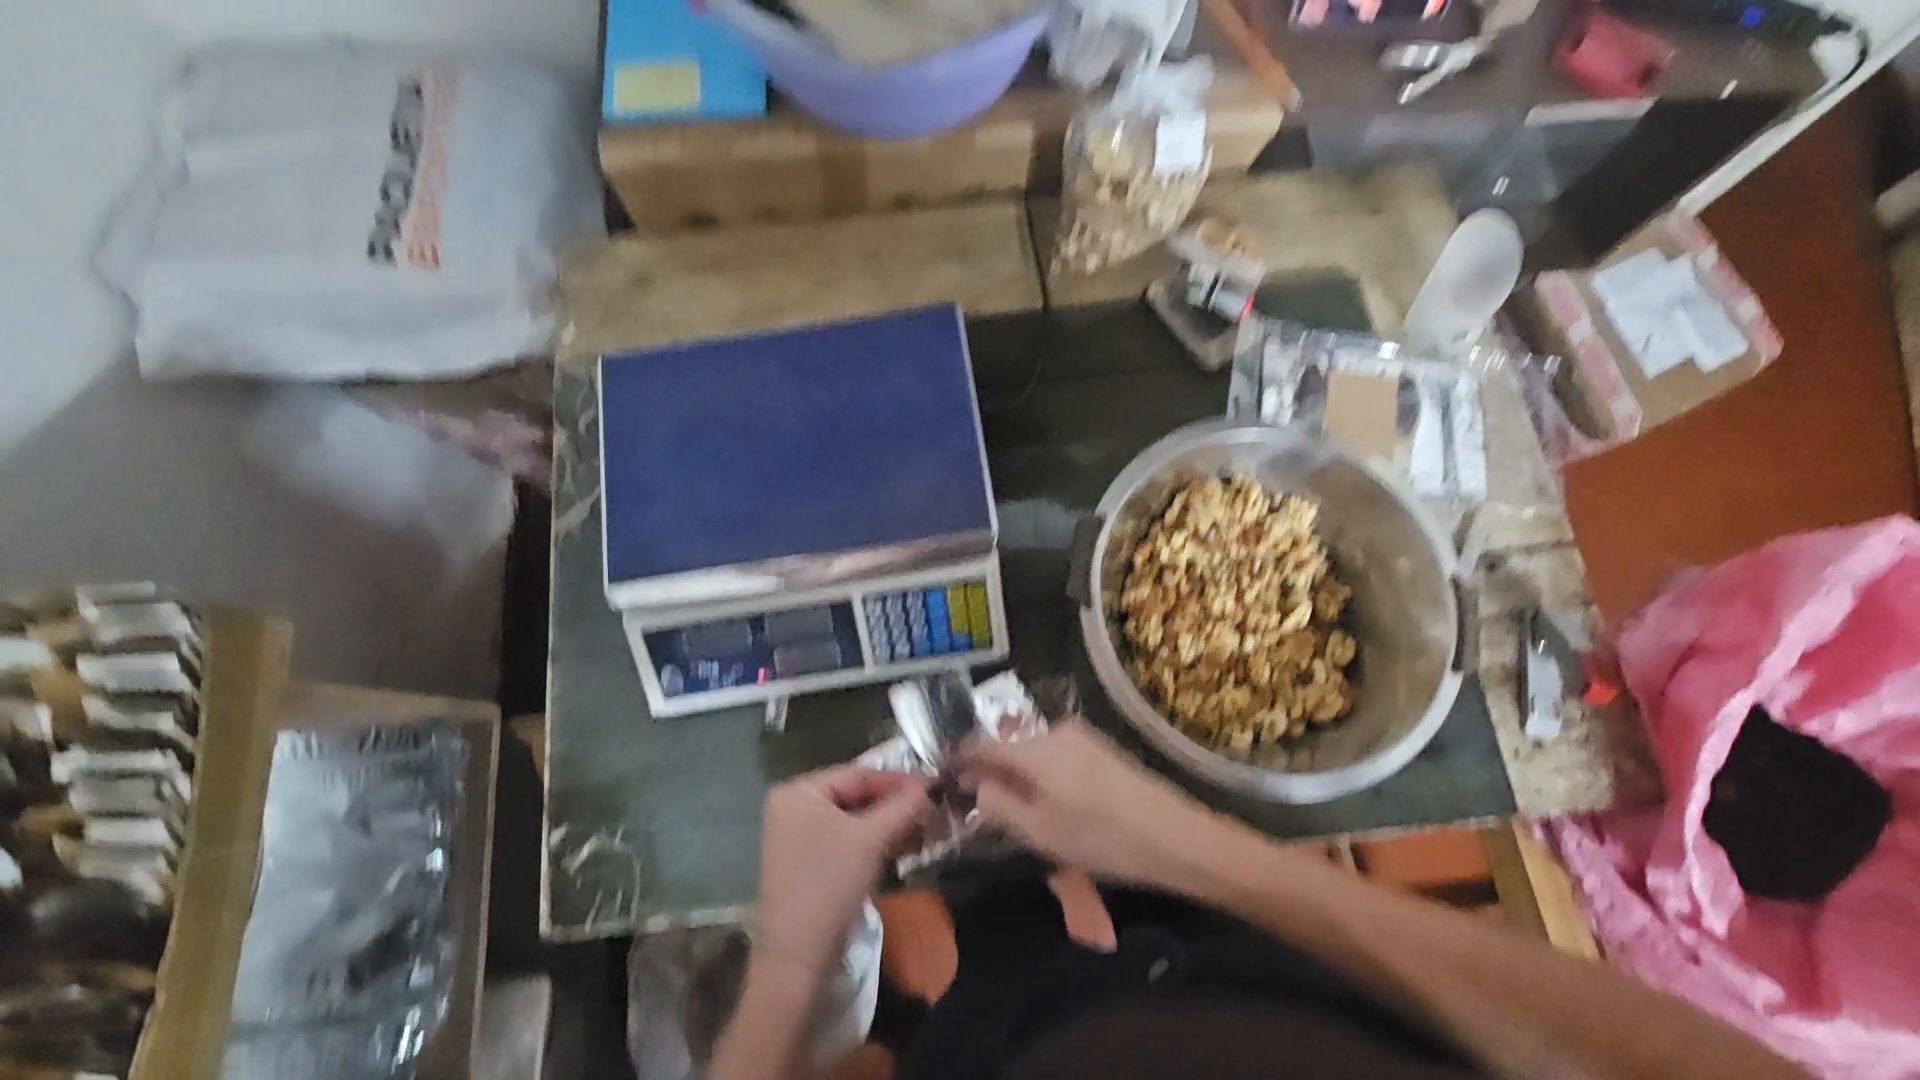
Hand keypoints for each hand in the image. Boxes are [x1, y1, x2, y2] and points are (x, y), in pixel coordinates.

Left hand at [755, 766, 929, 977]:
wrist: (799, 956)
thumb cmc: (831, 883)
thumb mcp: (872, 839)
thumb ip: (903, 806)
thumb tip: (931, 783)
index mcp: (797, 792)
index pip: (857, 774)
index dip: (898, 780)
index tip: (934, 785)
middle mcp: (793, 808)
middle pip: (855, 796)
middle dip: (895, 805)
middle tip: (933, 808)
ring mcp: (799, 837)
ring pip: (854, 821)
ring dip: (889, 825)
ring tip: (926, 827)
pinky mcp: (809, 863)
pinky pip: (847, 841)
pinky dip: (874, 843)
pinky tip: (904, 845)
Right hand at [958, 721, 1217, 884]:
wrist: (1174, 836)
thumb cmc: (1101, 838)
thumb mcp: (1039, 831)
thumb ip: (997, 804)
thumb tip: (973, 784)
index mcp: (1034, 748)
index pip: (980, 743)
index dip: (958, 760)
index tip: (943, 778)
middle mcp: (1054, 730)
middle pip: (1007, 744)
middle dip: (987, 769)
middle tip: (975, 801)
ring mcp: (1080, 736)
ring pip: (1031, 750)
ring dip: (1015, 773)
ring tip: (1011, 808)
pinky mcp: (1099, 748)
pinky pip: (1053, 754)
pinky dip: (1039, 773)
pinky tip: (1046, 802)